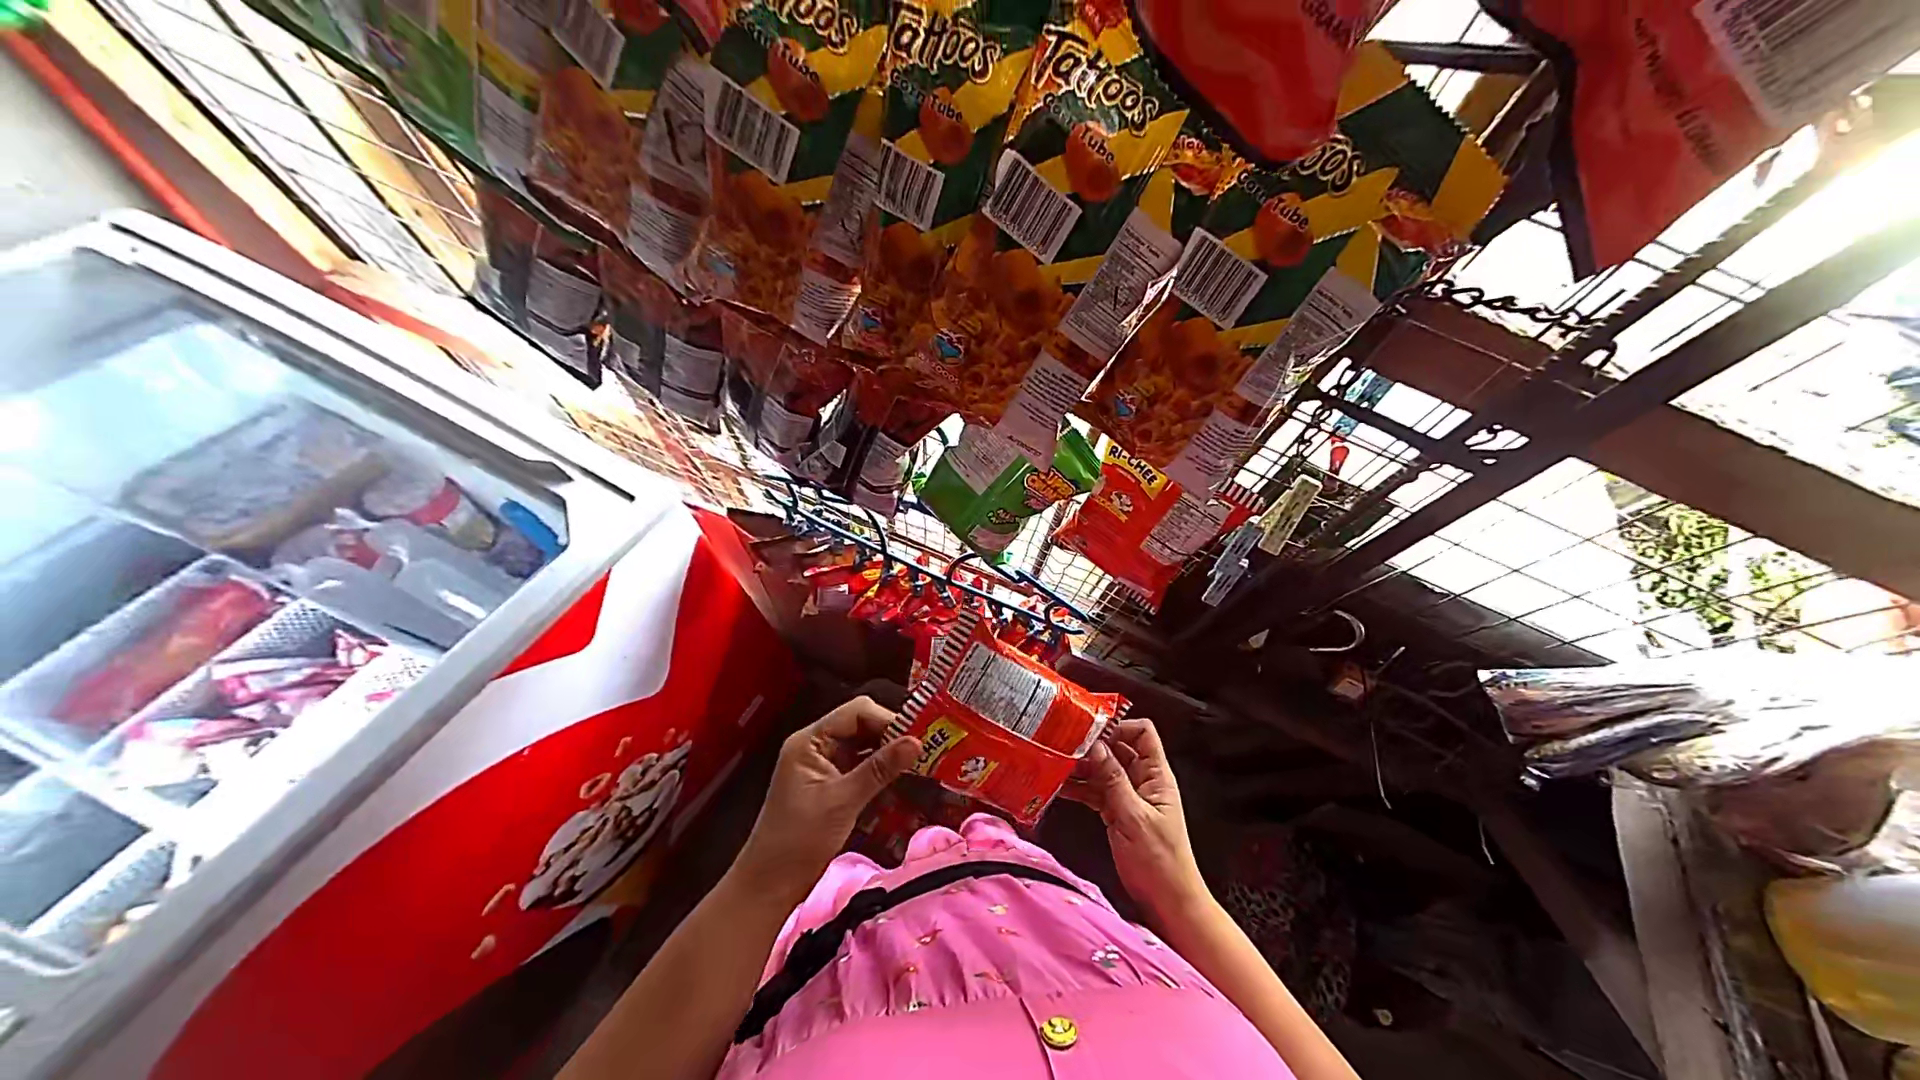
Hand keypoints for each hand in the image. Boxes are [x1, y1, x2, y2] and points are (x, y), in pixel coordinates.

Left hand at [733, 696, 918, 903]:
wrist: (769, 885)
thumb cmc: (800, 840)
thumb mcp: (844, 801)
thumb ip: (880, 769)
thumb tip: (916, 742)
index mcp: (810, 741)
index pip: (856, 712)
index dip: (888, 719)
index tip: (917, 736)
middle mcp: (815, 746)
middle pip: (860, 726)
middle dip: (892, 736)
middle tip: (924, 750)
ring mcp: (822, 766)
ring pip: (863, 747)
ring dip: (888, 754)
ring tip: (920, 763)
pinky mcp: (829, 786)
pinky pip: (859, 767)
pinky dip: (879, 771)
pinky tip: (901, 779)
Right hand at [1064, 718, 1208, 924]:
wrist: (1167, 902)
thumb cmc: (1161, 862)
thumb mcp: (1134, 817)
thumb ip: (1113, 779)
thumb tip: (1095, 745)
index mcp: (1157, 776)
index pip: (1142, 733)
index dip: (1118, 727)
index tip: (1091, 731)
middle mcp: (1143, 781)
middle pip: (1117, 749)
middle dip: (1092, 745)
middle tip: (1065, 745)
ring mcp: (1129, 796)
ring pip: (1102, 769)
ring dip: (1081, 767)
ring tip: (1057, 764)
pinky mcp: (1116, 812)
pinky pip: (1095, 791)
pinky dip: (1079, 788)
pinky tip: (1060, 787)